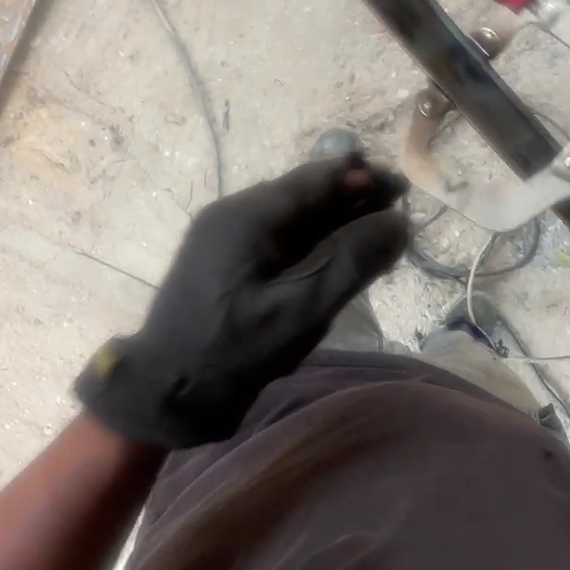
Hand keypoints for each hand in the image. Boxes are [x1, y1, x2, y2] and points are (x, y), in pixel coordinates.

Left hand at [75, 153, 409, 448]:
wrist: (169, 391)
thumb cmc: (236, 349)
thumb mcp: (302, 308)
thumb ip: (351, 262)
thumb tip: (397, 222)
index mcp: (248, 215)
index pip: (316, 179)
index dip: (362, 180)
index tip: (401, 191)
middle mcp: (233, 214)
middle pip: (304, 196)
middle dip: (351, 204)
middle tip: (393, 223)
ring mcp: (225, 237)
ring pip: (292, 219)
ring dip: (333, 226)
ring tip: (371, 244)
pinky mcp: (224, 262)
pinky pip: (276, 240)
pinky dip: (309, 246)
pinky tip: (332, 263)